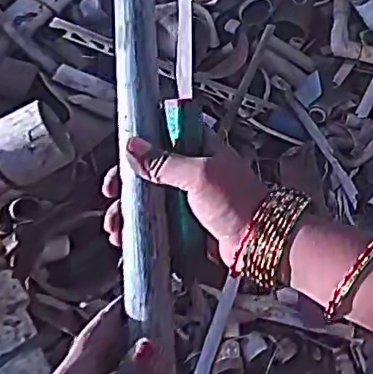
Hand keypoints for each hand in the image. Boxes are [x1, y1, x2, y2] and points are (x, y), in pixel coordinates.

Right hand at [104, 135, 266, 268]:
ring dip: (129, 210)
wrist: (258, 239)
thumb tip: (135, 146)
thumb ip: (165, 162)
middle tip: (114, 192)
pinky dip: (140, 229)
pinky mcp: (186, 223)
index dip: (144, 141)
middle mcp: (194, 171)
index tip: (124, 153)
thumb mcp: (199, 175)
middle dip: (128, 182)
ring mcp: (189, 198)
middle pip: (151, 170)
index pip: (167, 134)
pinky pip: (156, 223)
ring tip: (117, 222)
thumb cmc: (240, 202)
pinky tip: (128, 237)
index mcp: (202, 149)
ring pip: (150, 199)